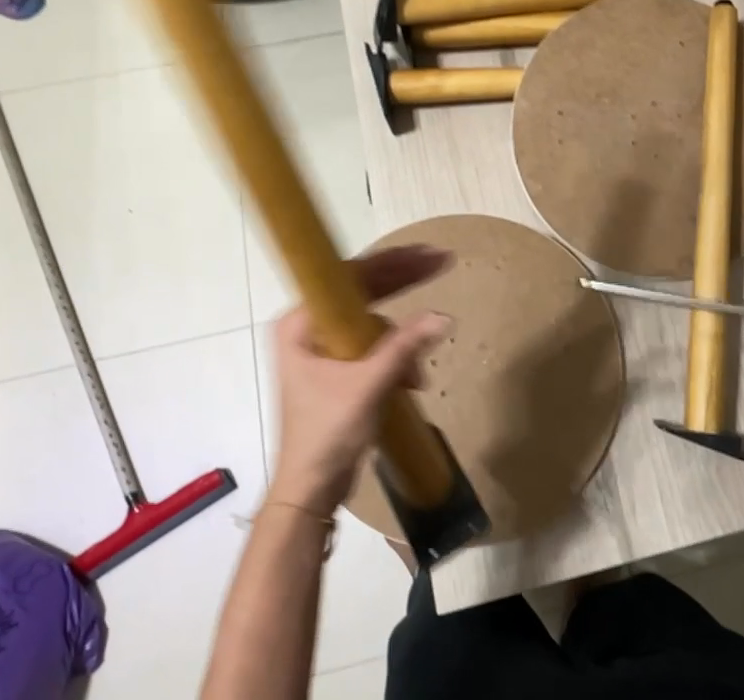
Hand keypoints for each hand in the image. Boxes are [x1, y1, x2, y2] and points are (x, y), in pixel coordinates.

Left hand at [267, 245, 452, 515]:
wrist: (311, 488)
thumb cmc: (326, 433)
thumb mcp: (367, 386)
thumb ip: (404, 347)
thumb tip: (443, 316)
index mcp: (301, 324)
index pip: (347, 276)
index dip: (389, 262)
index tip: (425, 254)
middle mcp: (309, 328)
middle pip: (362, 291)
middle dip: (403, 282)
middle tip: (441, 263)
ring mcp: (323, 348)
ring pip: (372, 321)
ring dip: (403, 339)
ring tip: (420, 372)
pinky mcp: (338, 369)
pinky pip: (374, 346)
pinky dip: (398, 356)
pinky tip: (413, 380)